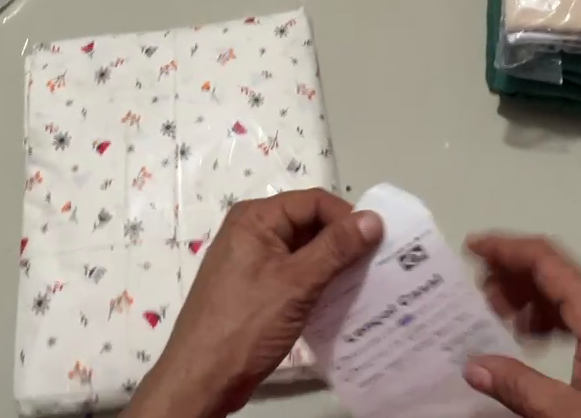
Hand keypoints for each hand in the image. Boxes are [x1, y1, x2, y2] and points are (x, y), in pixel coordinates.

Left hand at [126, 189, 381, 417]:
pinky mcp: (255, 287)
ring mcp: (252, 260)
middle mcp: (253, 230)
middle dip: (341, 241)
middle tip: (376, 264)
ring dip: (331, 264)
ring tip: (364, 283)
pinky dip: (316, 281)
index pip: (312, 201)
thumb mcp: (296, 283)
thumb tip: (373, 218)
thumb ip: (335, 248)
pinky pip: (294, 272)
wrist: (201, 378)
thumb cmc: (246, 324)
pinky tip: (338, 299)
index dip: (346, 217)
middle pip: (308, 223)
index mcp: (256, 217)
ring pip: (303, 249)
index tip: (379, 243)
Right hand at [463, 233, 580, 417]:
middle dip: (512, 274)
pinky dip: (549, 317)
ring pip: (567, 294)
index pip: (547, 260)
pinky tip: (533, 341)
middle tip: (478, 293)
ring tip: (499, 317)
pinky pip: (580, 316)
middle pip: (555, 272)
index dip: (506, 249)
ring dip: (528, 297)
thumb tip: (473, 365)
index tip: (472, 248)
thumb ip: (523, 389)